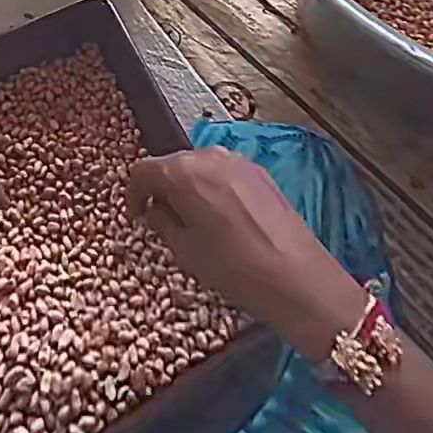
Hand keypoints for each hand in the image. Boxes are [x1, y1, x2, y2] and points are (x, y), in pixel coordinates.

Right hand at [127, 147, 368, 359]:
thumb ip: (162, 221)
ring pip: (200, 167)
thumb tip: (157, 210)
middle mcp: (209, 155)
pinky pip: (224, 173)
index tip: (138, 215)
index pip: (144, 170)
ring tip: (194, 221)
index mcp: (183, 171)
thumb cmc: (234, 266)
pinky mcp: (259, 172)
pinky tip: (222, 218)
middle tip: (163, 220)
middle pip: (172, 164)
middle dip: (163, 188)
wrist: (297, 277)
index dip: (135, 194)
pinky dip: (214, 188)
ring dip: (190, 187)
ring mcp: (237, 160)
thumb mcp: (184, 250)